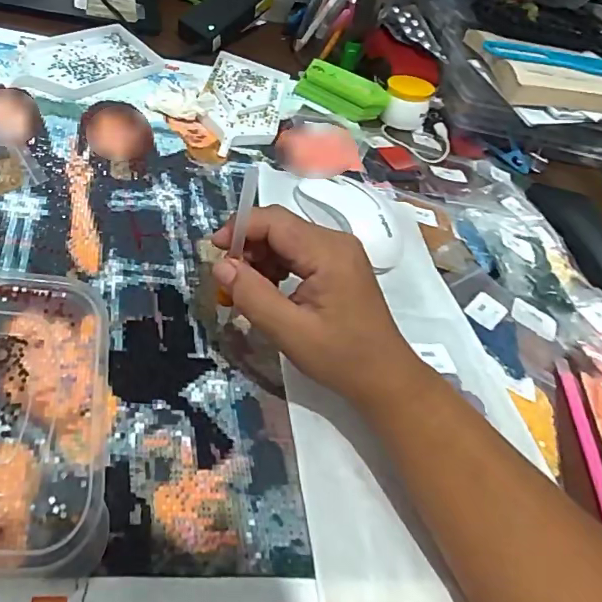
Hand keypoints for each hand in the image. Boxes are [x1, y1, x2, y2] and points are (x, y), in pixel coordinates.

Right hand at [209, 206, 430, 407]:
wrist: (387, 380)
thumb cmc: (342, 358)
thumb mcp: (290, 332)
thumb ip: (253, 295)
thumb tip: (220, 266)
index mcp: (327, 251)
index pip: (274, 221)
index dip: (240, 228)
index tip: (214, 250)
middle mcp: (335, 241)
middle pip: (279, 226)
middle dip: (248, 245)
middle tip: (228, 277)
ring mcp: (339, 251)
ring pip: (286, 238)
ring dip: (260, 257)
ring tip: (246, 288)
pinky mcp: (338, 264)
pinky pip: (297, 251)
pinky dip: (276, 265)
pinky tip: (267, 290)